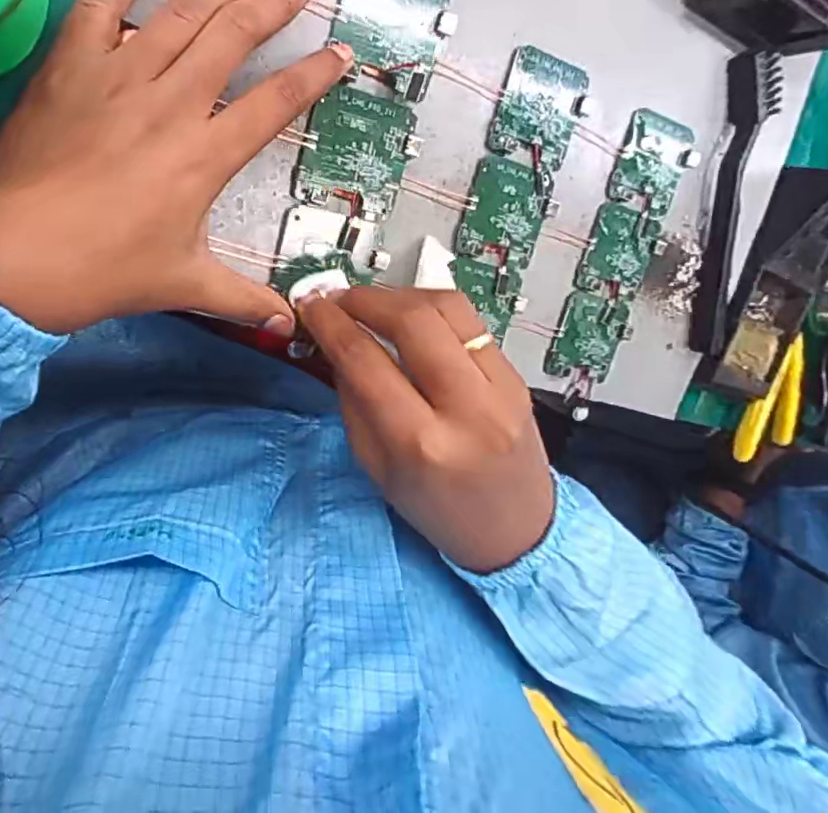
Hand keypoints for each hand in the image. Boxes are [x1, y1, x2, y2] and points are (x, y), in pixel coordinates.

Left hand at [0, 0, 351, 333]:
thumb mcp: (180, 284)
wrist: (15, 259)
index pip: (276, 102)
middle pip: (235, 37)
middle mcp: (171, 105)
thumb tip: (290, 327)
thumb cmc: (101, 274)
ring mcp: (118, 78)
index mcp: (204, 157)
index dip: (315, 74)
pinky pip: (101, 3)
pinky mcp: (70, 67)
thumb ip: (242, 299)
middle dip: (275, 4)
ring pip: (182, 12)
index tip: (340, 52)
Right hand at [298, 287, 555, 572]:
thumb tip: (335, 341)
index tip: (311, 307)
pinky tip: (408, 317)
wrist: (516, 532)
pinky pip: (470, 321)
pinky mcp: (517, 377)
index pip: (364, 359)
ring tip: (371, 303)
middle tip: (337, 299)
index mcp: (421, 443)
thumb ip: (353, 400)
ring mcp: (502, 389)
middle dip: (364, 299)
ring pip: (448, 307)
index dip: (329, 323)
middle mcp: (468, 410)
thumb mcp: (374, 464)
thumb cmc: (436, 508)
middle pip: (412, 320)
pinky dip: (429, 309)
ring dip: (399, 294)